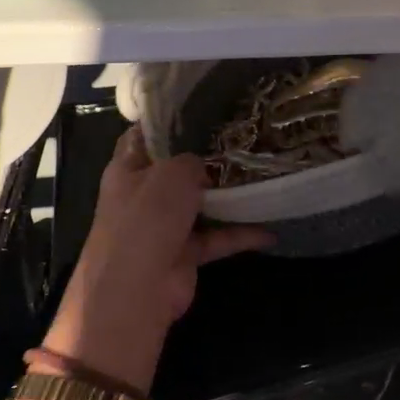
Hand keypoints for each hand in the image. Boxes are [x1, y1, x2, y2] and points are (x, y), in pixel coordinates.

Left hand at [6, 127, 270, 399]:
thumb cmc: (145, 223)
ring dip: (229, 193)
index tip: (205, 104)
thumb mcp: (172, 174)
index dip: (169, 118)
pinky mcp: (184, 254)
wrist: (134, 295)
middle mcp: (144, 194)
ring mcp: (164, 225)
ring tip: (265, 172)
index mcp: (128, 169)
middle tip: (248, 135)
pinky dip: (241, 233)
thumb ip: (193, 160)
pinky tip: (272, 228)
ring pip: (202, 201)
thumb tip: (206, 166)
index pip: (145, 134)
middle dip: (210, 154)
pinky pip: (217, 236)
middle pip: (179, 167)